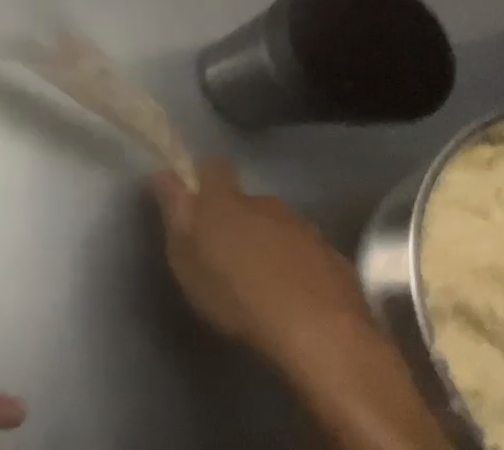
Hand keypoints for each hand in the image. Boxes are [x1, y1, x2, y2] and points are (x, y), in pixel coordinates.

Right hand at [150, 158, 374, 361]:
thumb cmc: (235, 294)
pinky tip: (296, 299)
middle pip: (250, 201)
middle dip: (239, 219)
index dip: (204, 177)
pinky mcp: (340, 264)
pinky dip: (301, 269)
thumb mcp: (184, 257)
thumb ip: (174, 212)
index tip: (195, 197)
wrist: (321, 337)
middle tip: (228, 253)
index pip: (214, 167)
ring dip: (271, 245)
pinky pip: (311, 257)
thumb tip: (163, 173)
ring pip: (282, 229)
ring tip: (263, 281)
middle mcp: (268, 206)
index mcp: (225, 202)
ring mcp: (308, 234)